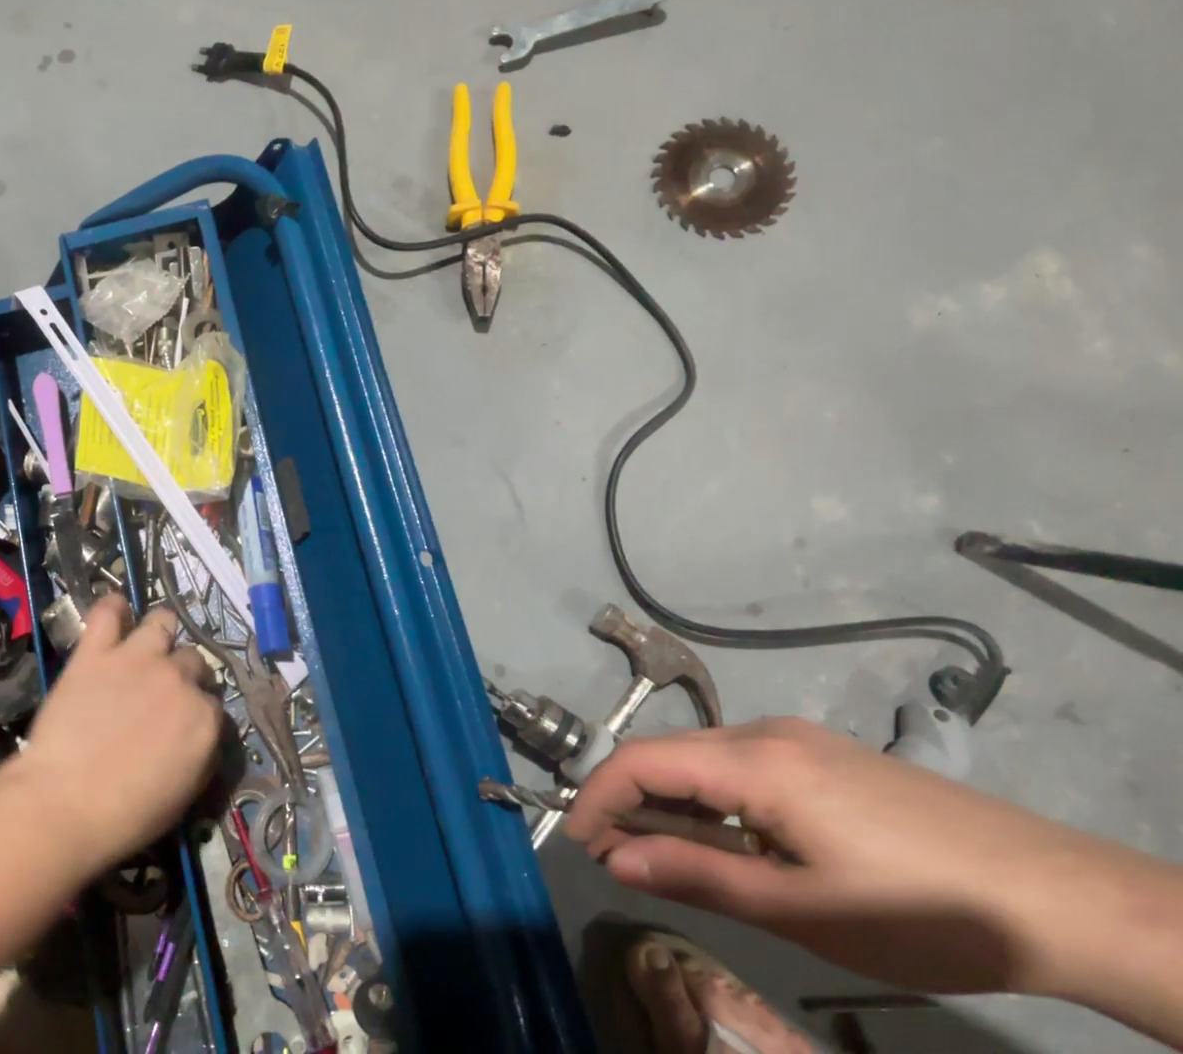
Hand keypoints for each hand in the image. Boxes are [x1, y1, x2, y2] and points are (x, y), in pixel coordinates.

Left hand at [12, 596, 222, 870]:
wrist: (65, 803)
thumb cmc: (127, 814)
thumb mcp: (185, 795)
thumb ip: (200, 756)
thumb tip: (199, 738)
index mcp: (206, 718)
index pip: (212, 705)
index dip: (196, 714)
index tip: (181, 728)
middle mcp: (180, 679)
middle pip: (193, 662)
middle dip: (182, 676)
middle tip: (159, 697)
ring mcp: (137, 659)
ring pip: (162, 623)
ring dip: (159, 634)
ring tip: (146, 647)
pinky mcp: (96, 652)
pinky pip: (108, 611)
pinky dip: (113, 610)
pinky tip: (114, 615)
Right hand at [563, 716, 1149, 997]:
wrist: (1065, 900)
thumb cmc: (918, 911)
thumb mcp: (796, 907)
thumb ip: (695, 874)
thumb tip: (613, 856)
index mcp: (756, 762)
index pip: (641, 760)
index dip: (597, 798)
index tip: (578, 844)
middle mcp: (769, 733)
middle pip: (668, 753)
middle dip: (629, 800)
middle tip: (617, 860)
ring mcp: (803, 740)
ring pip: (704, 758)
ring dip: (670, 801)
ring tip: (665, 857)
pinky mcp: (829, 757)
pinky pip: (742, 766)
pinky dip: (711, 799)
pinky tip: (727, 841)